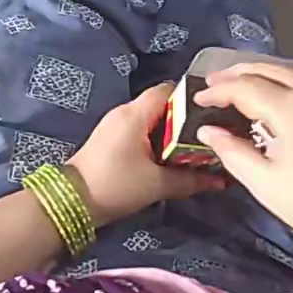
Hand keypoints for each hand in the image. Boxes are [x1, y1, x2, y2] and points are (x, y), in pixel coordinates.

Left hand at [66, 83, 226, 227]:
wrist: (71, 202)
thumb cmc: (115, 186)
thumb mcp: (157, 184)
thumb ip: (191, 180)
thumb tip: (221, 180)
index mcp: (135, 114)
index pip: (170, 90)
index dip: (193, 99)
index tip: (212, 116)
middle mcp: (124, 112)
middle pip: (163, 105)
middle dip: (186, 120)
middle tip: (209, 136)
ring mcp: (115, 125)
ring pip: (152, 120)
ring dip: (172, 133)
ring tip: (195, 148)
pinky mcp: (111, 140)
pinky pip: (140, 131)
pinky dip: (157, 140)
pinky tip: (171, 157)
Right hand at [193, 63, 292, 256]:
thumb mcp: (265, 184)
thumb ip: (232, 151)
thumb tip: (208, 131)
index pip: (246, 87)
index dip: (218, 90)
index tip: (198, 98)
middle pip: (270, 68)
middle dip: (238, 72)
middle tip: (214, 81)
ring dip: (264, 75)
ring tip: (240, 86)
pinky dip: (288, 84)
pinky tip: (277, 99)